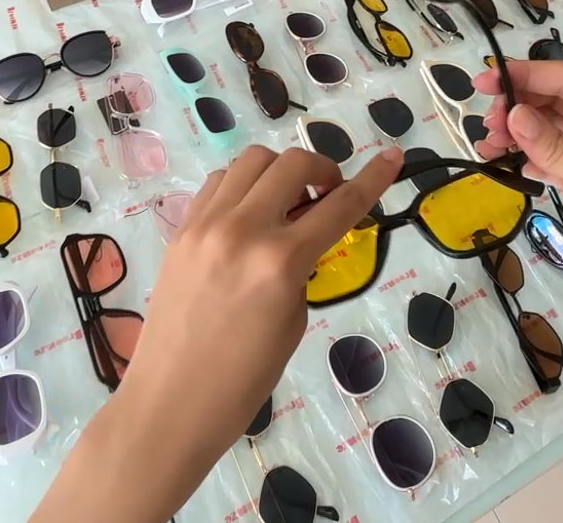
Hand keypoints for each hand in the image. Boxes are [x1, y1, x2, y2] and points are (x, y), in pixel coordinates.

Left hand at [56, 145, 400, 520]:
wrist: (169, 405)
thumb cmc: (244, 378)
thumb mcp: (294, 319)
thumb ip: (304, 264)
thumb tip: (305, 228)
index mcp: (280, 261)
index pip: (341, 205)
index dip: (374, 178)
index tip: (393, 157)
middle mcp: (243, 229)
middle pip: (294, 163)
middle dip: (323, 170)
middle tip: (328, 195)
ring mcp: (206, 224)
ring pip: (253, 159)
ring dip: (280, 171)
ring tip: (286, 202)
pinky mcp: (182, 229)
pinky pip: (220, 181)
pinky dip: (244, 184)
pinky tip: (249, 212)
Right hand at [472, 61, 562, 338]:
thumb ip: (557, 147)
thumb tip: (512, 114)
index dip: (529, 75)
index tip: (487, 81)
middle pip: (559, 102)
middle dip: (520, 105)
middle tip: (485, 121)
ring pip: (551, 130)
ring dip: (519, 132)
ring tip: (487, 143)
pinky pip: (551, 158)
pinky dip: (527, 157)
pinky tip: (504, 161)